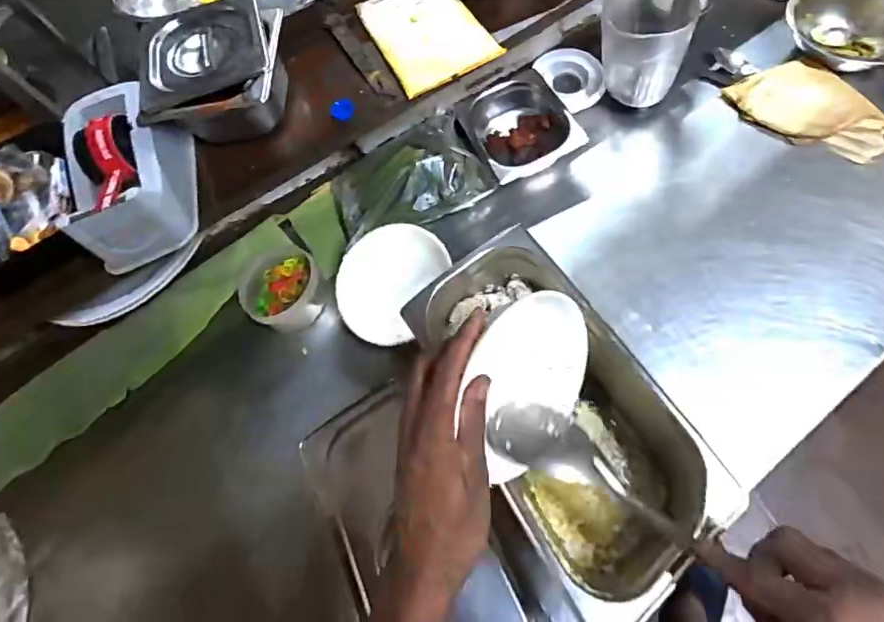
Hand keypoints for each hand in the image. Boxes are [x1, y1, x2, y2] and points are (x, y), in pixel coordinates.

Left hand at [372, 312, 491, 621]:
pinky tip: (448, 382)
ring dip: (437, 358)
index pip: (447, 372)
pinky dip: (432, 378)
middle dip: (446, 342)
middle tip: (471, 326)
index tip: (478, 316)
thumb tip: (479, 379)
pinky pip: (416, 397)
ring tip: (463, 345)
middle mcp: (412, 425)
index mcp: (433, 431)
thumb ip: (472, 424)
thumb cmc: (455, 528)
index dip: (462, 340)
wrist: (419, 568)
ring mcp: (405, 435)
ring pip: (416, 381)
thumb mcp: (474, 478)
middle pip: (423, 369)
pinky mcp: (405, 446)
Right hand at [697, 526, 883, 621]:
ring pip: (820, 559)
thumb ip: (773, 619)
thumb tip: (749, 597)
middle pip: (786, 543)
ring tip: (796, 619)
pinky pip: (851, 581)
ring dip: (797, 579)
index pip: (758, 576)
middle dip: (762, 562)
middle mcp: (856, 589)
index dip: (724, 563)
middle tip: (756, 601)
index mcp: (830, 612)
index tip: (699, 548)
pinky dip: (830, 595)